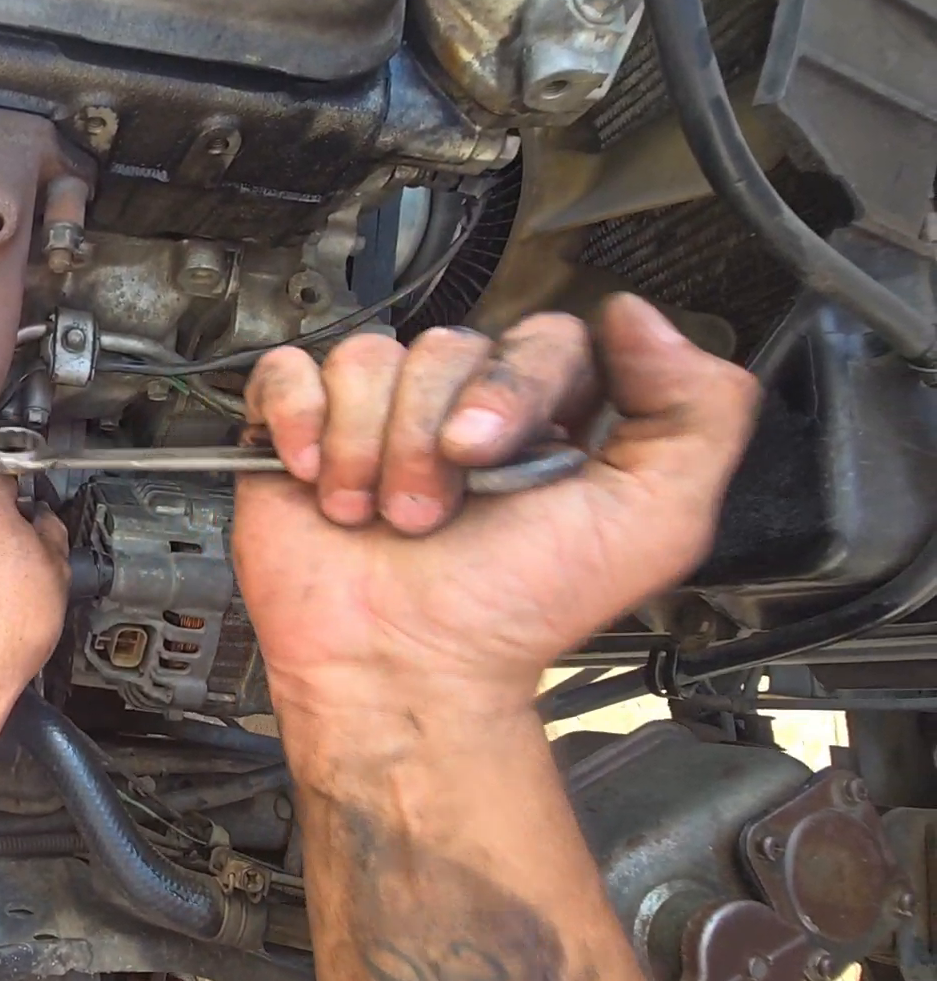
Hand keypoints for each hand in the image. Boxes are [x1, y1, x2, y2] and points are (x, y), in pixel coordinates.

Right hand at [232, 294, 759, 718]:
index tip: (482, 455)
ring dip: (359, 443)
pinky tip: (308, 472)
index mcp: (532, 418)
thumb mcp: (648, 523)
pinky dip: (294, 415)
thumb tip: (635, 317)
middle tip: (420, 513)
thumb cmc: (504, 611)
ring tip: (360, 510)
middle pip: (438, 346)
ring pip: (362, 360)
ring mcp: (362, 421)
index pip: (534, 337)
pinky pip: (285, 373)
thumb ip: (694, 413)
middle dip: (422, 436)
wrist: (389, 663)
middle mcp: (445, 412)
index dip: (508, 387)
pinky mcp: (292, 437)